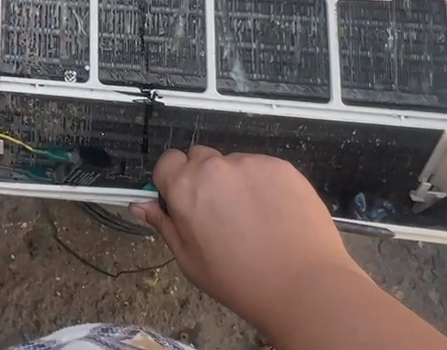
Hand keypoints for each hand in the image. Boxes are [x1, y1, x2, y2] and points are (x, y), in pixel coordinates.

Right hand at [131, 148, 360, 328]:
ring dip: (236, 181)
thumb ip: (164, 225)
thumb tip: (139, 204)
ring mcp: (248, 163)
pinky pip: (263, 168)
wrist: (307, 289)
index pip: (167, 162)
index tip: (188, 202)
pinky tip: (276, 214)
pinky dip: (265, 184)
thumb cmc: (241, 282)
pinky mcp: (279, 166)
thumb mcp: (190, 261)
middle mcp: (212, 166)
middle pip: (199, 158)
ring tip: (256, 218)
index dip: (175, 181)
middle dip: (205, 178)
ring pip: (233, 163)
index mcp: (184, 187)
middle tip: (223, 212)